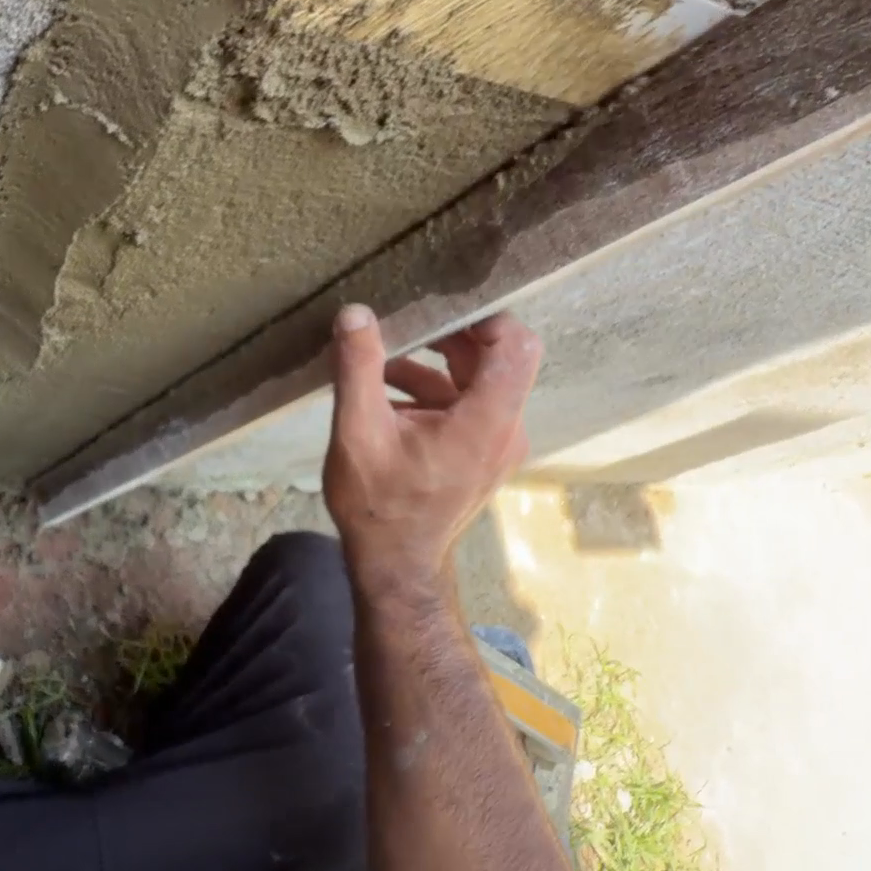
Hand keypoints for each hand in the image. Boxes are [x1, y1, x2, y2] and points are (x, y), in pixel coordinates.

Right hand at [322, 304, 541, 599]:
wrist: (394, 563)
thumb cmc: (376, 502)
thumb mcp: (357, 431)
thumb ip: (358, 368)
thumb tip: (355, 313)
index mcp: (485, 421)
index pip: (516, 346)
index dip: (484, 316)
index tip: (436, 307)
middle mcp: (504, 429)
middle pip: (495, 359)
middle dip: (447, 336)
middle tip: (400, 324)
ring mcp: (496, 445)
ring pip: (476, 382)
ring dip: (431, 365)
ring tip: (378, 363)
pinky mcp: (481, 455)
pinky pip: (466, 407)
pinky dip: (431, 393)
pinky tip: (384, 397)